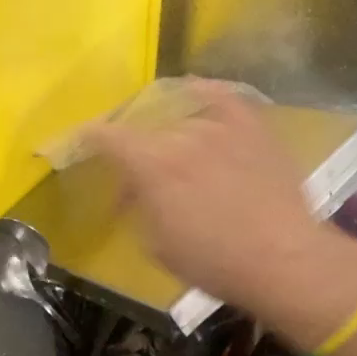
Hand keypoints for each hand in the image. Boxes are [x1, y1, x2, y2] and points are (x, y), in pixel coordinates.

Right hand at [83, 81, 356, 341]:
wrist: (280, 258)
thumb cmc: (212, 263)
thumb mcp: (157, 245)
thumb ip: (139, 208)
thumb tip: (135, 194)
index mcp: (152, 165)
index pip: (107, 137)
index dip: (86, 138)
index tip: (76, 144)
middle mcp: (182, 134)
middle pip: (143, 131)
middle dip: (131, 157)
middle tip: (134, 191)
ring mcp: (221, 125)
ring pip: (178, 118)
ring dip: (163, 137)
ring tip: (166, 155)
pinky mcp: (252, 125)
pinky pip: (220, 96)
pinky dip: (200, 92)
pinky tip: (193, 94)